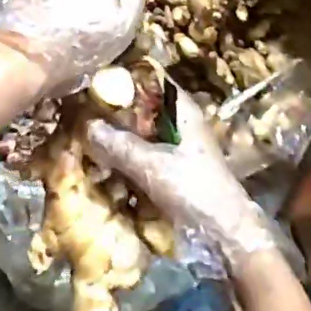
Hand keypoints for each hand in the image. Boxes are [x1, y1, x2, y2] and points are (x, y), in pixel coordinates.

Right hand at [84, 90, 281, 270]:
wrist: (226, 235)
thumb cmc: (195, 190)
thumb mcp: (154, 166)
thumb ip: (121, 145)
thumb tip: (88, 125)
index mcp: (183, 110)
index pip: (153, 79)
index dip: (127, 75)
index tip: (98, 77)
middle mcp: (180, 122)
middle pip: (144, 106)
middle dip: (118, 109)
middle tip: (85, 108)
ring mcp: (177, 146)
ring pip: (142, 131)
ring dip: (120, 135)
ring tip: (88, 134)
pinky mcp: (173, 169)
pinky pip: (143, 153)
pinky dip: (126, 155)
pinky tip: (105, 161)